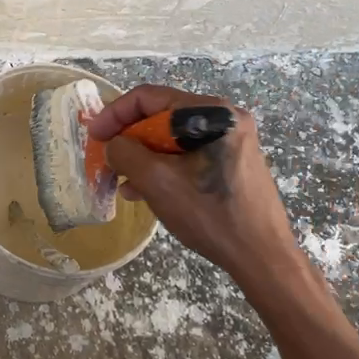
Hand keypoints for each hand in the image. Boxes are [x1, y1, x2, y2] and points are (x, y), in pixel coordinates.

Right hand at [89, 85, 303, 286]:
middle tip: (107, 158)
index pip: (148, 97)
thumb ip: (125, 152)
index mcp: (212, 112)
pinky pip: (188, 153)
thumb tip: (114, 145)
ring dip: (143, 156)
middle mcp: (225, 118)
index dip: (114, 114)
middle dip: (129, 138)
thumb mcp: (156, 180)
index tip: (94, 136)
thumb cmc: (210, 214)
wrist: (264, 261)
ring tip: (122, 180)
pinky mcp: (233, 162)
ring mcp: (232, 141)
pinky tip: (145, 190)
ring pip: (172, 138)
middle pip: (160, 116)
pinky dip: (164, 166)